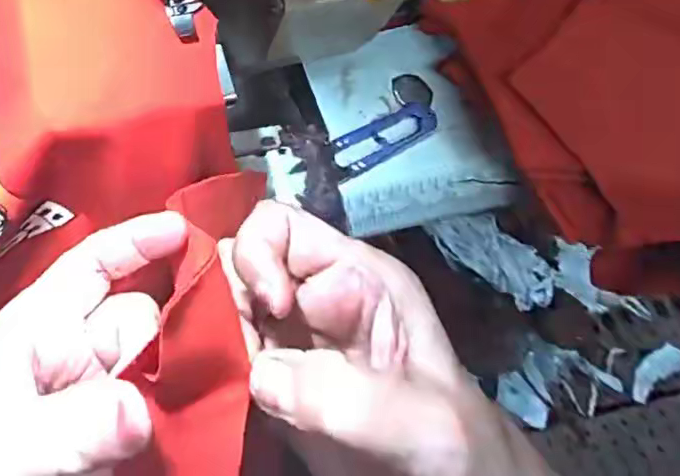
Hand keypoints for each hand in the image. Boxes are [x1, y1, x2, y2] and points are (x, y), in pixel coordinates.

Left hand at [0, 212, 187, 475]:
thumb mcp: (15, 436)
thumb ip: (74, 420)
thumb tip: (135, 407)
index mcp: (39, 324)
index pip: (91, 262)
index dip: (135, 239)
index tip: (180, 228)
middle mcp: (72, 349)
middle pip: (136, 313)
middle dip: (167, 322)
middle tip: (206, 335)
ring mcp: (94, 389)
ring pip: (154, 358)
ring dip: (175, 369)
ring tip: (199, 379)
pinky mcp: (113, 430)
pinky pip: (158, 404)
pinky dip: (176, 407)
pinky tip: (191, 415)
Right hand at [226, 201, 553, 475]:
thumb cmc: (462, 457)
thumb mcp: (425, 424)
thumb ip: (348, 398)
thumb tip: (261, 375)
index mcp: (353, 274)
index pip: (278, 226)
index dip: (261, 254)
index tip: (272, 307)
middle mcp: (312, 292)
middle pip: (240, 257)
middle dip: (230, 295)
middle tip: (244, 348)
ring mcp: (289, 334)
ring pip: (223, 300)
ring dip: (219, 332)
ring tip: (240, 378)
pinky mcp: (270, 375)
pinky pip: (223, 348)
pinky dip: (216, 365)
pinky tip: (232, 394)